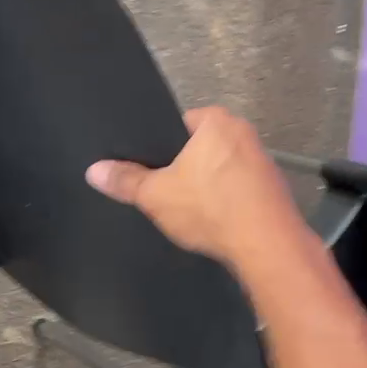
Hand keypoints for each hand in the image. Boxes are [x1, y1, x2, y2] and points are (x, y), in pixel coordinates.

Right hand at [86, 106, 308, 277]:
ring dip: (205, 184)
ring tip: (185, 208)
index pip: (177, 123)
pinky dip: (224, 199)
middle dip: (182, 166)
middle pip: (199, 146)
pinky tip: (212, 220)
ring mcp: (263, 160)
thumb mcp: (156, 195)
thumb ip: (125, 180)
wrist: (266, 246)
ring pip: (219, 168)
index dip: (159, 145)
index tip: (148, 167)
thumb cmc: (210, 209)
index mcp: (216, 121)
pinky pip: (237, 187)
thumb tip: (93, 170)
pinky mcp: (273, 187)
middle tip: (161, 189)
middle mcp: (243, 132)